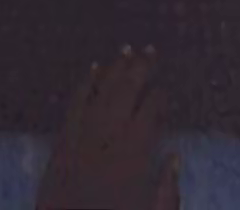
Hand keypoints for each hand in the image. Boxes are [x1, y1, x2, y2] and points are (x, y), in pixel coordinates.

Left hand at [37, 47, 178, 209]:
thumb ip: (167, 192)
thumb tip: (175, 158)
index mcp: (133, 155)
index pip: (150, 114)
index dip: (159, 98)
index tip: (165, 88)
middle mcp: (109, 135)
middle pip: (128, 92)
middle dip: (141, 69)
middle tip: (151, 49)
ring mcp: (84, 132)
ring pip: (103, 89)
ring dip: (116, 68)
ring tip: (128, 49)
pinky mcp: (64, 136)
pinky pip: (77, 100)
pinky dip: (86, 82)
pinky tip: (94, 68)